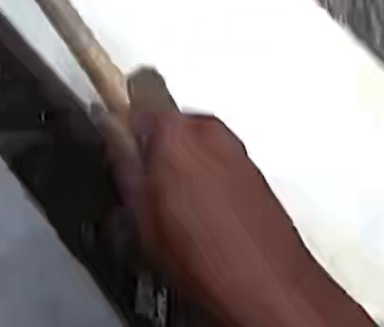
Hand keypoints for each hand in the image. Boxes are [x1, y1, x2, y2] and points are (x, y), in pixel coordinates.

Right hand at [99, 71, 375, 326]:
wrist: (275, 294)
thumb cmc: (211, 259)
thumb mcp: (140, 211)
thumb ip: (121, 159)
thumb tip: (109, 128)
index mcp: (173, 129)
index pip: (138, 89)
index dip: (124, 114)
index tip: (117, 128)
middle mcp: (208, 130)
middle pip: (167, 120)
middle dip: (155, 143)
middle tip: (147, 179)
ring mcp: (237, 150)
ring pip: (194, 141)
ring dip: (184, 160)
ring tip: (178, 204)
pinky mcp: (258, 172)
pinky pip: (219, 160)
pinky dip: (209, 176)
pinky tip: (205, 213)